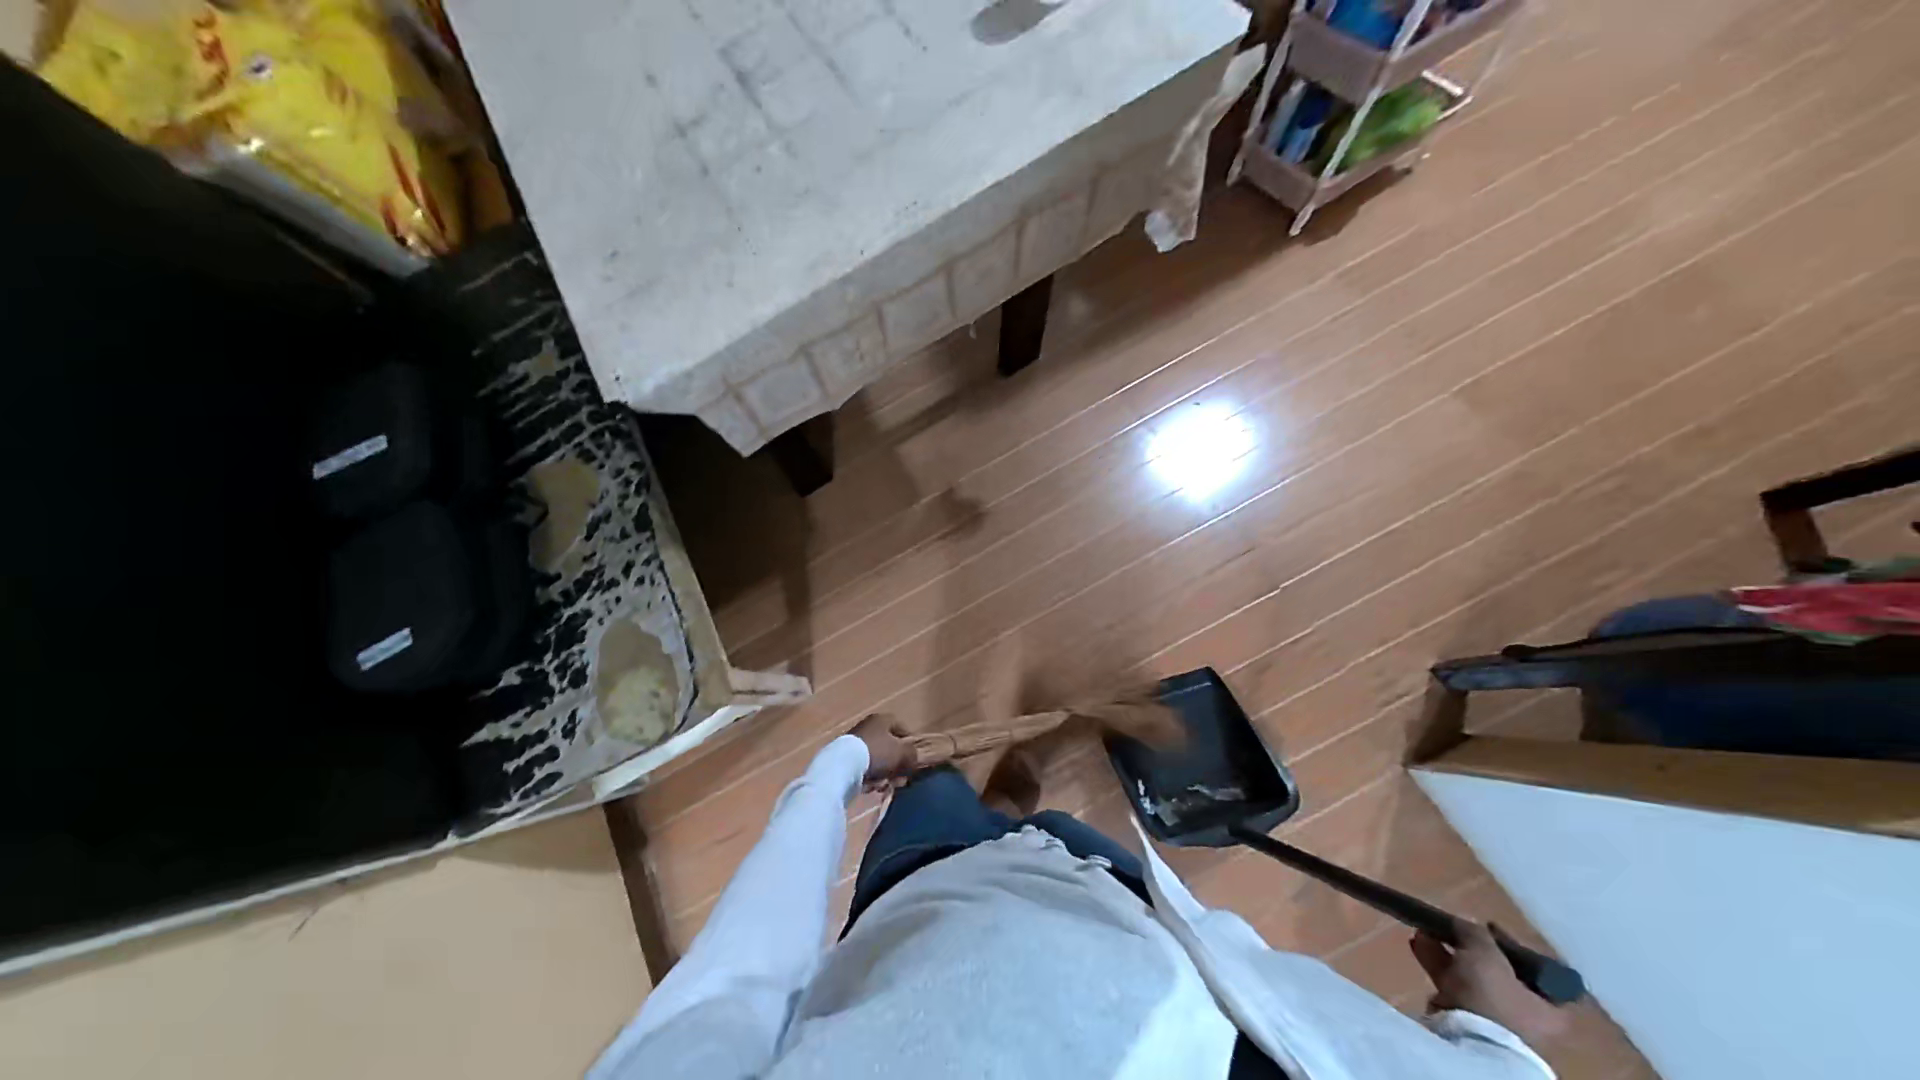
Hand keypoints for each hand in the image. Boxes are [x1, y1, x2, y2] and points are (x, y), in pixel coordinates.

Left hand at [849, 714, 913, 789]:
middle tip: (901, 778)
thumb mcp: (903, 753)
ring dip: (885, 773)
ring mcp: (855, 742)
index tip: (914, 758)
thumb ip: (913, 754)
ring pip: (878, 759)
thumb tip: (913, 758)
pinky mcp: (845, 758)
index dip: (910, 743)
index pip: (901, 727)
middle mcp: (868, 727)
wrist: (843, 766)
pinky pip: (864, 767)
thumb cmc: (877, 753)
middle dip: (897, 764)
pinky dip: (870, 777)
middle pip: (889, 746)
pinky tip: (872, 787)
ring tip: (886, 785)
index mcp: (882, 719)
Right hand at [1411, 922, 1568, 1045]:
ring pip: (1470, 974)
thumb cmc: (1491, 995)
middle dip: (1470, 945)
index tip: (1488, 925)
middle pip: (1499, 969)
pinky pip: (1452, 983)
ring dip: (1448, 949)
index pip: (1537, 968)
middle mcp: (1528, 1014)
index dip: (1513, 944)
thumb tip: (1464, 923)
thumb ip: (1476, 934)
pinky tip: (1418, 942)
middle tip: (1452, 925)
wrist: (1466, 1038)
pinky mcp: (1466, 1019)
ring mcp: (1495, 1017)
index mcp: (1550, 1006)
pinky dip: (1436, 962)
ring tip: (1424, 928)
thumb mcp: (1486, 954)